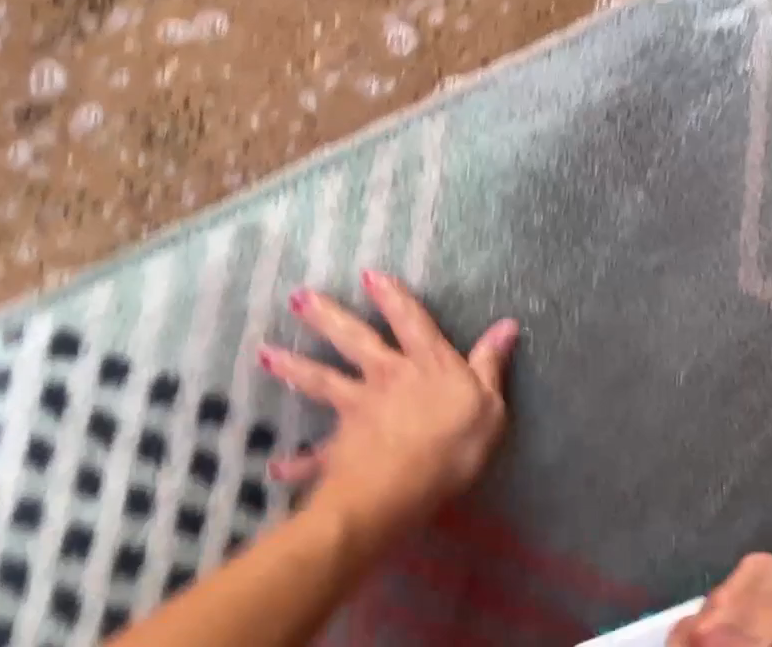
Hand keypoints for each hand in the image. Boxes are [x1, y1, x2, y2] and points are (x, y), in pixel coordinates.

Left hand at [258, 270, 518, 542]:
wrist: (394, 495)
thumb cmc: (454, 446)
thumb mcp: (490, 404)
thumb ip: (490, 365)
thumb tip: (506, 325)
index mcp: (428, 365)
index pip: (411, 322)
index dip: (393, 298)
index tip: (369, 275)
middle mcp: (387, 379)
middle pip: (355, 342)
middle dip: (329, 318)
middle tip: (299, 297)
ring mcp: (356, 412)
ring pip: (321, 383)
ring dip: (294, 368)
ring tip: (265, 354)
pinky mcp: (337, 450)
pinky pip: (312, 457)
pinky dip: (295, 463)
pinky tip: (277, 467)